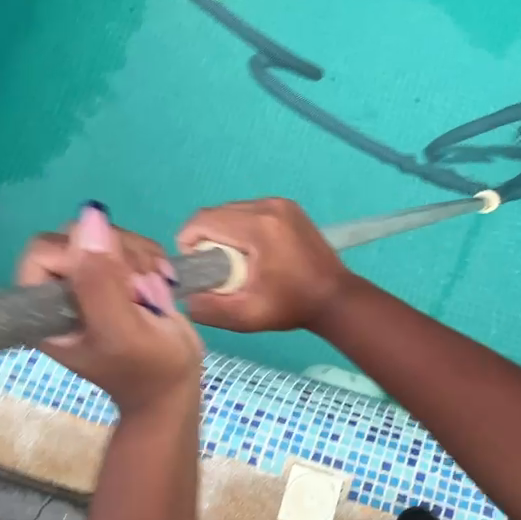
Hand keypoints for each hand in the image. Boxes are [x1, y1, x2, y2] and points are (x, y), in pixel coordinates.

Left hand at [17, 203, 202, 416]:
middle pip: (80, 236)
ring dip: (141, 259)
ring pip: (109, 235)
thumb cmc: (146, 368)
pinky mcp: (120, 274)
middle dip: (119, 256)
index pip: (45, 251)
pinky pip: (132, 243)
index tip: (114, 281)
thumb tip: (91, 215)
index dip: (80, 255)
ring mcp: (92, 279)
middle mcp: (63, 289)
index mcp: (44, 307)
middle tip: (140, 290)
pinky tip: (162, 283)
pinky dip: (153, 258)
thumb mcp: (120, 330)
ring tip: (154, 292)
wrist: (175, 385)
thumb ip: (100, 279)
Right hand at [177, 198, 355, 332]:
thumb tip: (185, 296)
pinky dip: (241, 228)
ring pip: (232, 210)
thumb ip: (208, 308)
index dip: (188, 241)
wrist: (335, 298)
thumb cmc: (292, 307)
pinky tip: (250, 253)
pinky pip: (250, 211)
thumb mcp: (245, 316)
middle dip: (206, 239)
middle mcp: (269, 206)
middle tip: (214, 269)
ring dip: (223, 233)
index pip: (204, 220)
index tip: (194, 266)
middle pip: (217, 213)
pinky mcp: (289, 207)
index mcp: (259, 227)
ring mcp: (281, 204)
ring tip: (232, 263)